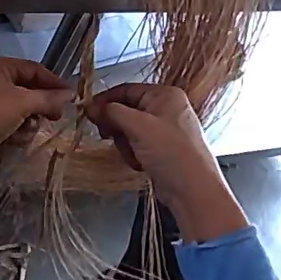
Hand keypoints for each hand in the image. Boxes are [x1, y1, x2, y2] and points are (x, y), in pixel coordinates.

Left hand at [0, 55, 73, 174]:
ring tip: (27, 130)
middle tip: (56, 118)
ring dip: (29, 121)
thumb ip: (49, 98)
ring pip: (22, 109)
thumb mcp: (22, 103)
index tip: (72, 98)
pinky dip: (17, 131)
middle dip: (42, 104)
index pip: (35, 69)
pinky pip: (11, 123)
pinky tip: (15, 140)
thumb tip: (71, 94)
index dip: (54, 83)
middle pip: (29, 89)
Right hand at [85, 84, 246, 241]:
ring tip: (134, 154)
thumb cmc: (170, 152)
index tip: (88, 112)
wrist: (192, 190)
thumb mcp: (138, 126)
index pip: (127, 89)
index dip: (105, 100)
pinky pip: (137, 145)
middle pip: (127, 110)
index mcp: (165, 95)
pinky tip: (140, 163)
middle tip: (108, 136)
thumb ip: (112, 112)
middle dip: (117, 126)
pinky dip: (134, 154)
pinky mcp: (162, 149)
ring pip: (129, 130)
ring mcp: (165, 129)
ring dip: (125, 143)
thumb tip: (92, 107)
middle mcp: (166, 108)